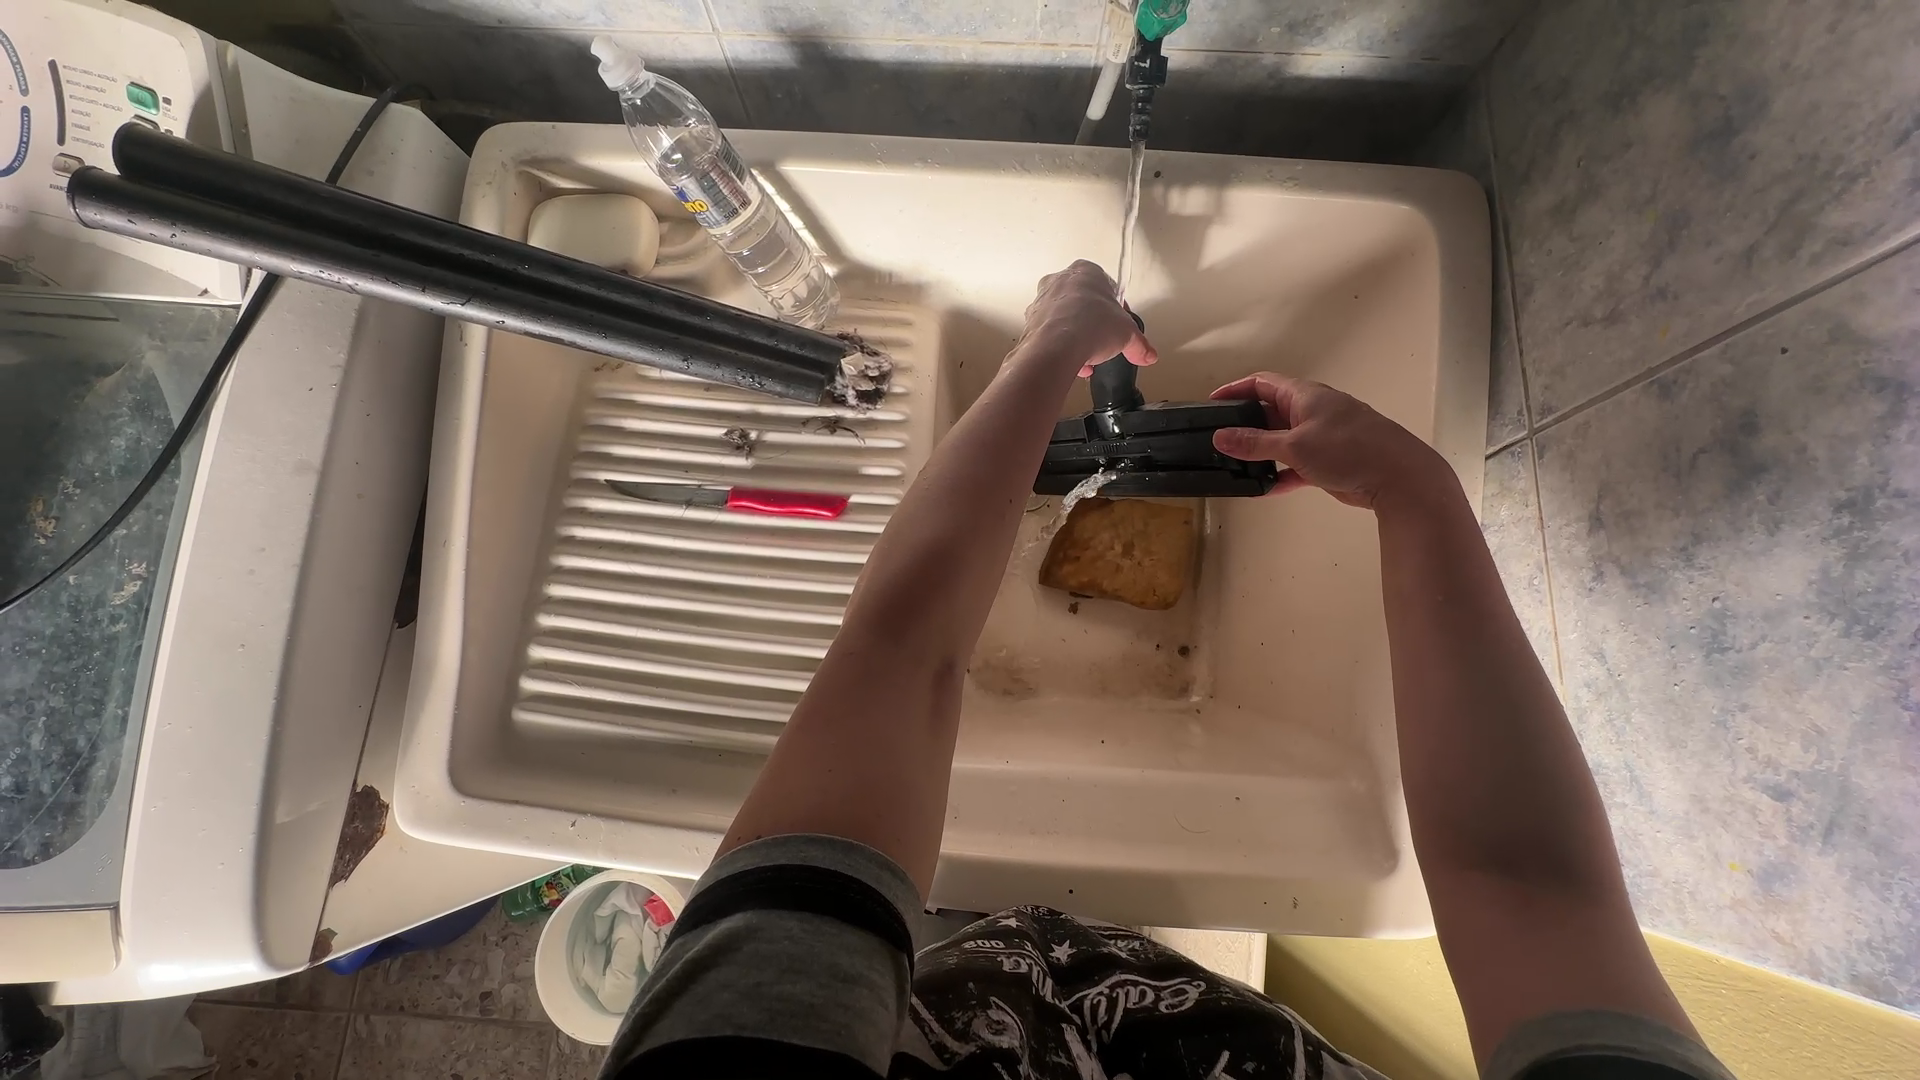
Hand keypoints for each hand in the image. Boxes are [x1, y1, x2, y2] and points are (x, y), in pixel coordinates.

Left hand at [1021, 260, 1157, 375]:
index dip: (1116, 309)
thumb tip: (1147, 354)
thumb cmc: (1090, 326)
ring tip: (1088, 357)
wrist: (1056, 348)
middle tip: (1103, 341)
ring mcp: (1041, 301)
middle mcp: (1059, 281)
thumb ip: (1139, 344)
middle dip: (1092, 324)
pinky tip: (1072, 363)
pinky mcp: (1029, 322)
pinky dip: (1061, 347)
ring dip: (1076, 337)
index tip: (1119, 324)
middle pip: (1082, 302)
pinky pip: (1049, 334)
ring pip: (1064, 319)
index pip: (1107, 287)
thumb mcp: (1126, 334)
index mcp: (1085, 271)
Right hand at [1210, 373, 1450, 510]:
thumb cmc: (1347, 450)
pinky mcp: (1328, 462)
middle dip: (1244, 424)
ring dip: (1260, 452)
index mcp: (1305, 396)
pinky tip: (1263, 489)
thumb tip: (1218, 437)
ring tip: (1235, 466)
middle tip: (1218, 439)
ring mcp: (1322, 437)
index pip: (1262, 383)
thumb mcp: (1294, 445)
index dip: (1235, 390)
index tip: (1211, 404)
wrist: (1398, 477)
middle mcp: (1312, 411)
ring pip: (1281, 441)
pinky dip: (1279, 474)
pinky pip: (1294, 465)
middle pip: (1270, 412)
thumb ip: (1254, 443)